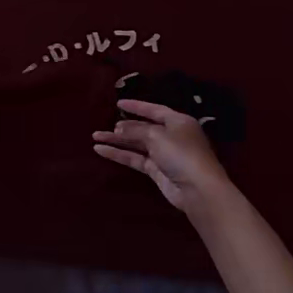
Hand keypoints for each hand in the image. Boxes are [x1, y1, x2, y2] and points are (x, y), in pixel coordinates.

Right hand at [92, 99, 233, 213]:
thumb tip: (119, 128)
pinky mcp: (156, 171)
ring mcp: (164, 154)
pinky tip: (102, 151)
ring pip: (137, 144)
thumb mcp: (157, 135)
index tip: (118, 104)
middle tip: (104, 126)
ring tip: (96, 137)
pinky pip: (135, 159)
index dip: (137, 106)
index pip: (154, 110)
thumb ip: (136, 130)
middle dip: (124, 127)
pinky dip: (120, 154)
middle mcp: (171, 135)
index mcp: (177, 121)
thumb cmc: (181, 153)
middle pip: (144, 128)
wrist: (197, 188)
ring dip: (118, 141)